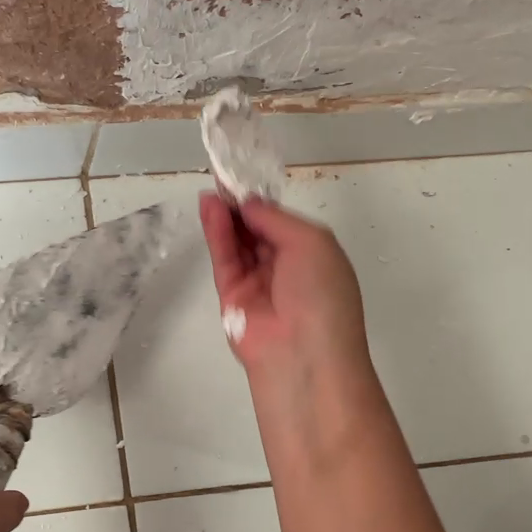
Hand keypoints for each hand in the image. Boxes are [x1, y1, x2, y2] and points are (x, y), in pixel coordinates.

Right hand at [199, 192, 370, 379]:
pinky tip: (210, 209)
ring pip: (237, 243)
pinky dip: (217, 234)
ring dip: (225, 216)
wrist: (303, 355)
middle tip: (221, 177)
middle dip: (241, 205)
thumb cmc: (321, 294)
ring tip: (211, 188)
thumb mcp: (312, 243)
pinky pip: (224, 259)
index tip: (243, 178)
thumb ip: (275, 219)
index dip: (263, 202)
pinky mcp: (231, 297)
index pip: (282, 223)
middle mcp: (284, 268)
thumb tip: (248, 204)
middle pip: (256, 231)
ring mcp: (256, 284)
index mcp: (313, 255)